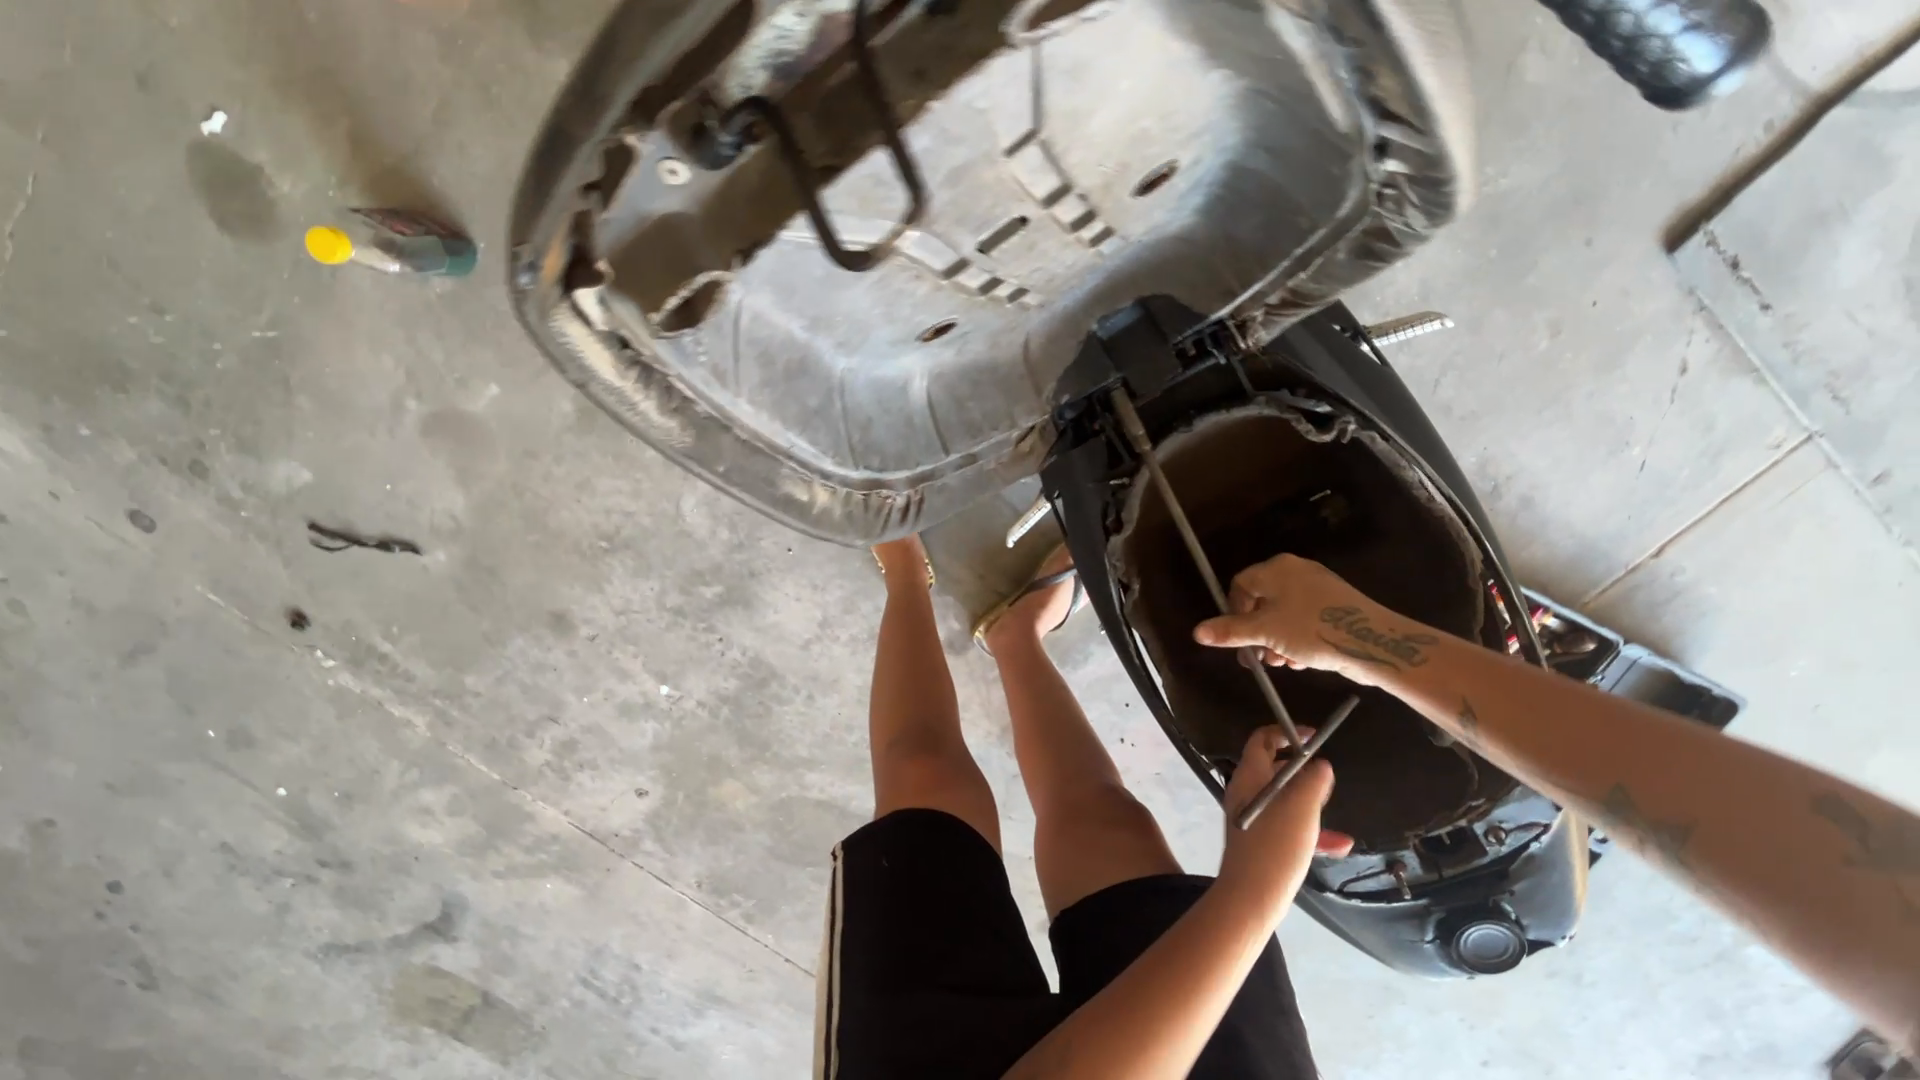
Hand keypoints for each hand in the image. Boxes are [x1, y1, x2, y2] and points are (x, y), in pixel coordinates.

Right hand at [1191, 554, 1395, 685]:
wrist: (1374, 642)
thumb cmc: (1313, 630)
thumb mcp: (1266, 633)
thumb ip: (1230, 631)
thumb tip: (1196, 631)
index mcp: (1277, 569)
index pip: (1240, 585)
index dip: (1233, 613)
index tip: (1239, 640)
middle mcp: (1296, 572)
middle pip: (1261, 602)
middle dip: (1256, 633)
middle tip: (1259, 659)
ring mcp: (1318, 589)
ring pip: (1283, 614)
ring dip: (1275, 641)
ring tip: (1282, 663)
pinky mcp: (1335, 607)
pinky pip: (1304, 620)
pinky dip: (1296, 639)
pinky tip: (1301, 661)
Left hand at [1219, 725, 1353, 914]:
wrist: (1252, 896)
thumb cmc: (1276, 845)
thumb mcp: (1302, 806)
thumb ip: (1313, 780)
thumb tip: (1320, 765)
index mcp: (1250, 776)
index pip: (1262, 739)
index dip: (1287, 731)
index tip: (1315, 736)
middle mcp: (1246, 791)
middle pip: (1274, 767)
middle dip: (1302, 768)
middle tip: (1325, 776)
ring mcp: (1251, 816)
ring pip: (1284, 798)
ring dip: (1311, 801)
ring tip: (1333, 807)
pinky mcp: (1259, 840)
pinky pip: (1287, 825)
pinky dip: (1310, 829)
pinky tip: (1341, 844)